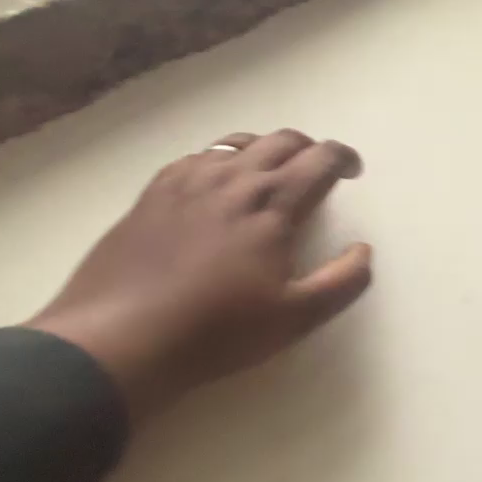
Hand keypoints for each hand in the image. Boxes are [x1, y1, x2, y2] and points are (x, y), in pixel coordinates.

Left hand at [26, 129, 372, 419]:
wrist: (117, 341)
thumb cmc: (215, 331)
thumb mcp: (294, 318)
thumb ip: (342, 282)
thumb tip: (364, 250)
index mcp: (272, 202)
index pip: (320, 159)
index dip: (344, 159)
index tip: (352, 172)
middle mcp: (234, 178)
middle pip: (282, 141)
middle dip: (310, 149)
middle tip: (318, 171)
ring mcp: (188, 181)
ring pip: (238, 143)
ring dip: (266, 149)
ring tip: (271, 172)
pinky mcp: (153, 192)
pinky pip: (197, 157)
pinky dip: (222, 160)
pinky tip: (217, 184)